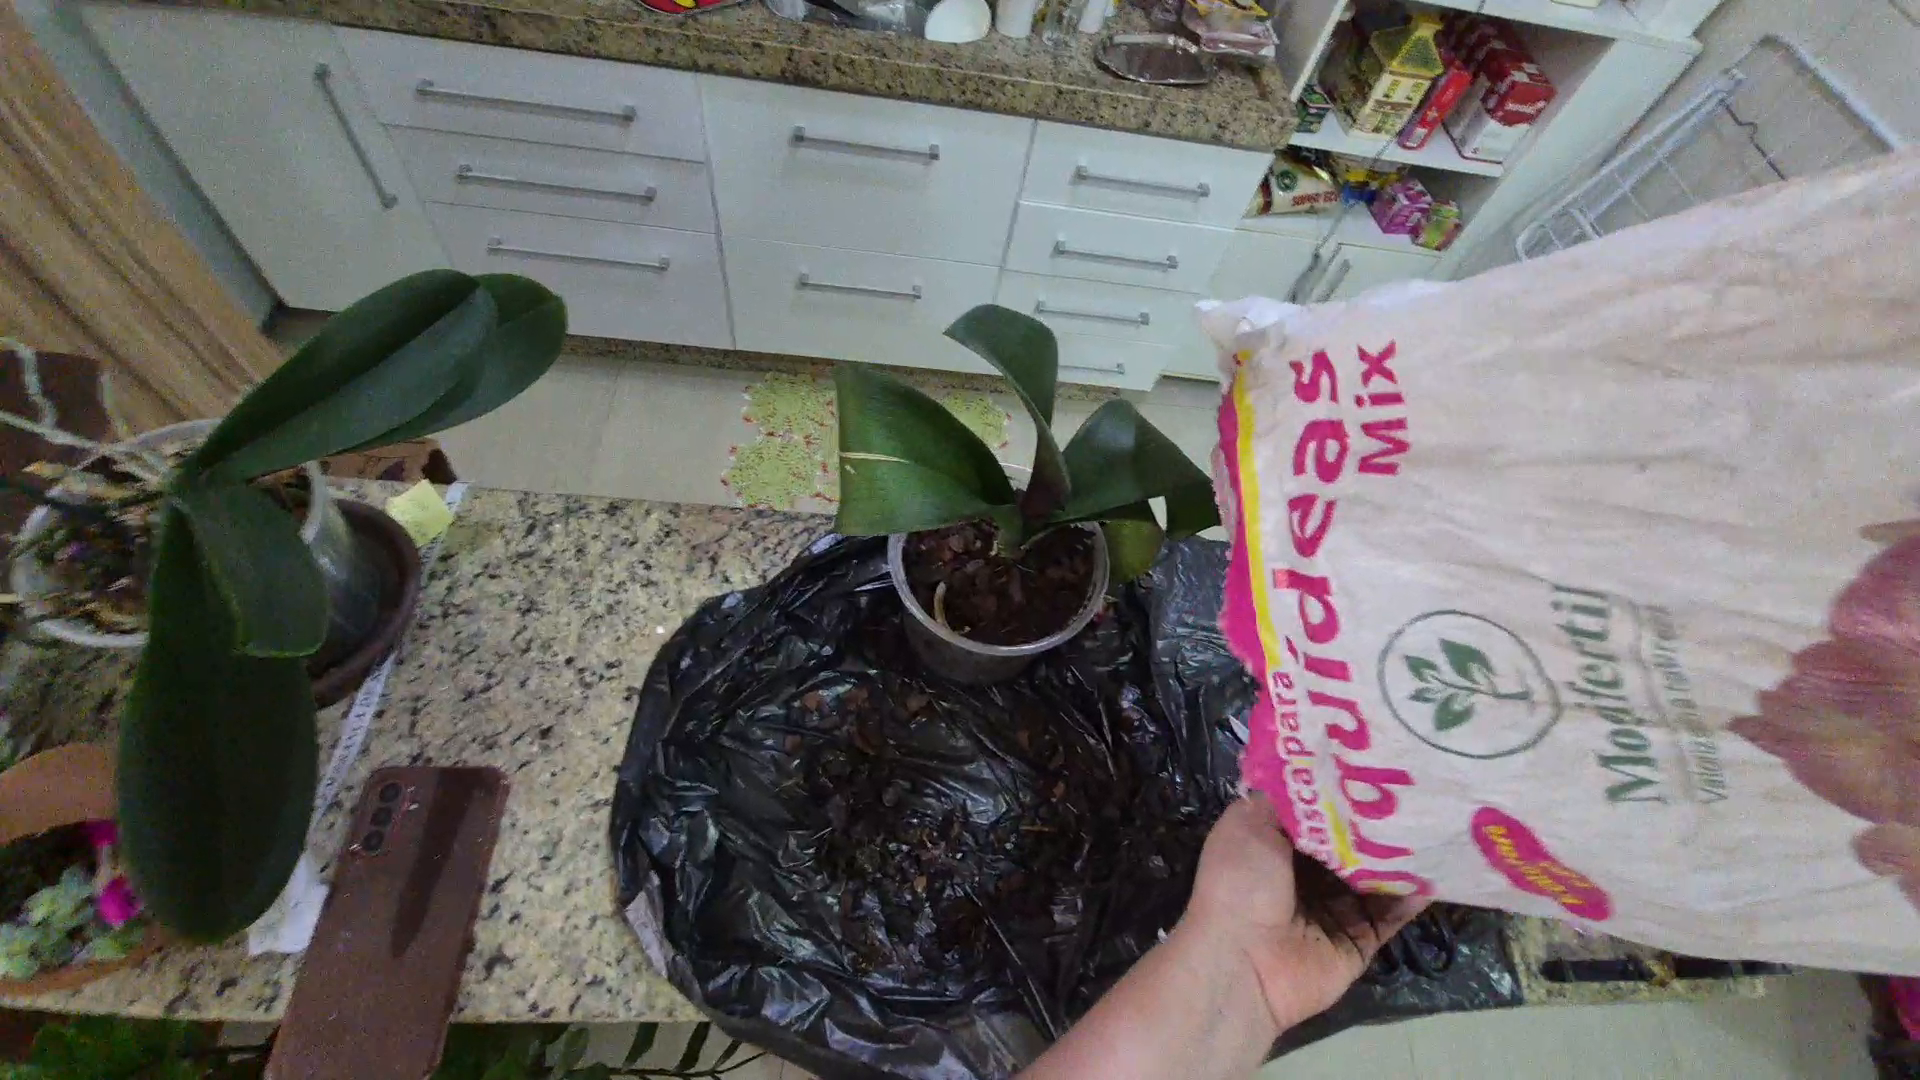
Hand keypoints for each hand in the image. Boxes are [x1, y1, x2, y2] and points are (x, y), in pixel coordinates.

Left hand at [1176, 794, 1428, 1031]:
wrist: (1244, 959)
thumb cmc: (1240, 880)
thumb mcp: (1248, 823)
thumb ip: (1284, 802)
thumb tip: (1310, 775)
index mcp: (1271, 840)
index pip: (1310, 810)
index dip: (1334, 791)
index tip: (1367, 766)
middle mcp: (1302, 870)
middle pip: (1347, 842)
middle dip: (1373, 822)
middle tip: (1411, 791)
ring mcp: (1332, 905)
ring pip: (1373, 875)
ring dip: (1399, 855)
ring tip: (1432, 824)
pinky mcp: (1358, 938)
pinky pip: (1390, 913)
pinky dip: (1412, 895)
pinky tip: (1436, 871)